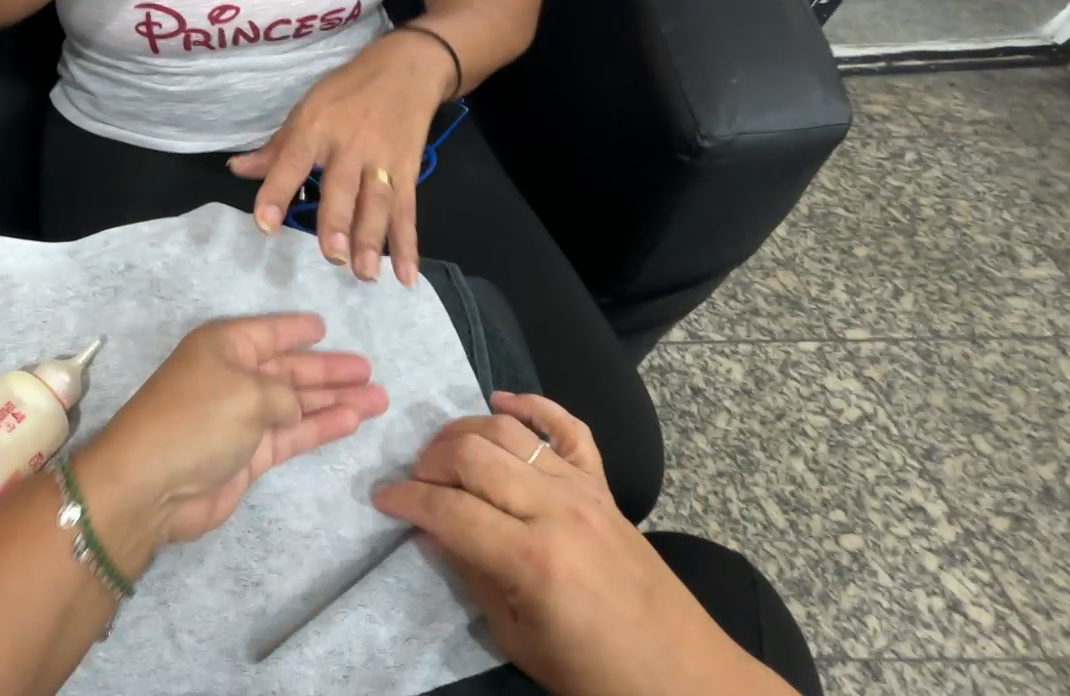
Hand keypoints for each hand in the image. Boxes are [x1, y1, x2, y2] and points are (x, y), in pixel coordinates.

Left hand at [89, 314, 388, 543]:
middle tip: (370, 370)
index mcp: (223, 347)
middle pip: (288, 369)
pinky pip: (292, 433)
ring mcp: (241, 417)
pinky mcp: (248, 454)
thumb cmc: (196, 419)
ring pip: (296, 403)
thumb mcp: (247, 393)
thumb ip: (283, 395)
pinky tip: (352, 420)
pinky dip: (320, 427)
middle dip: (328, 370)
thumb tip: (293, 408)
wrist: (151, 485)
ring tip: (378, 398)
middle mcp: (232, 377)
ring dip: (334, 400)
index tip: (324, 326)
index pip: (268, 332)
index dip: (296, 329)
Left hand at [229, 31, 453, 285]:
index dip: (277, 192)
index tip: (265, 224)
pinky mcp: (409, 172)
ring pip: (378, 204)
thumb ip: (275, 148)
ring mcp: (382, 161)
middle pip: (343, 188)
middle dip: (338, 222)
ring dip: (373, 240)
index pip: (292, 162)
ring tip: (365, 273)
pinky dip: (409, 244)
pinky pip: (408, 211)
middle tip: (331, 255)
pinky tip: (406, 276)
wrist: (408, 68)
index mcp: (316, 129)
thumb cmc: (347, 91)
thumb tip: (236, 170)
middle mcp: (349, 147)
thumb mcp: (306, 109)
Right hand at [372, 393, 791, 695]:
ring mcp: (584, 491)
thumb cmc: (594, 673)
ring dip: (463, 432)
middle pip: (471, 454)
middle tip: (415, 483)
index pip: (449, 508)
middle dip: (428, 462)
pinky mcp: (604, 486)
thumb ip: (469, 573)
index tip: (382, 498)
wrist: (687, 678)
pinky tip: (501, 402)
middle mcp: (556, 511)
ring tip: (444, 455)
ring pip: (508, 432)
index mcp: (532, 560)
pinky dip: (533, 405)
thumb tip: (430, 529)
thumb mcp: (516, 637)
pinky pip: (568, 428)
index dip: (406, 499)